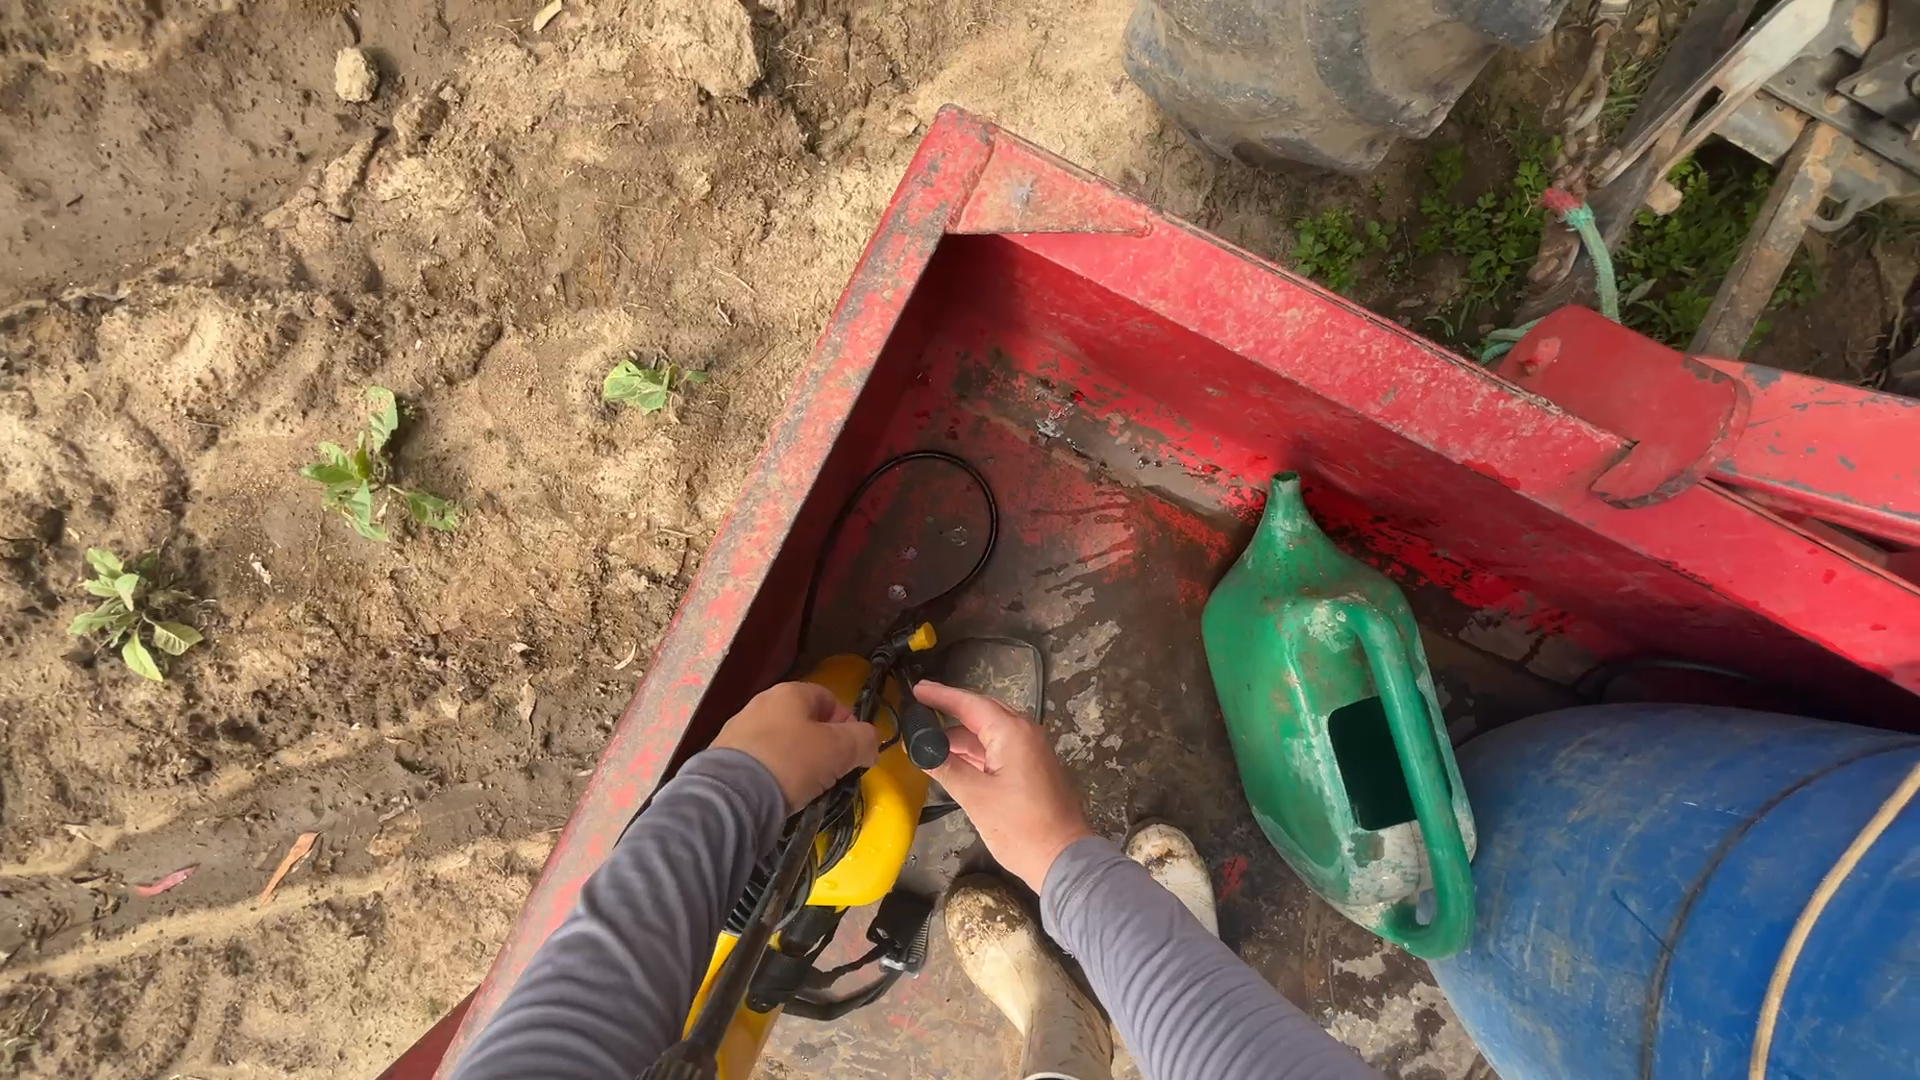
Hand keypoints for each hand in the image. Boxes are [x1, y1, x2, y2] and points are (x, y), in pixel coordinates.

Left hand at [711, 682, 878, 812]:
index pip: (830, 699)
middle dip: (823, 744)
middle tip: (832, 771)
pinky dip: (773, 774)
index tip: (853, 751)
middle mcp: (761, 703)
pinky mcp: (722, 758)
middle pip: (805, 721)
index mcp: (790, 692)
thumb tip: (870, 744)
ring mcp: (738, 729)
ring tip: (805, 787)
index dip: (847, 723)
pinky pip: (760, 761)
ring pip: (782, 742)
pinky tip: (778, 794)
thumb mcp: (841, 749)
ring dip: (797, 760)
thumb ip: (864, 740)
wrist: (730, 796)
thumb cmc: (792, 762)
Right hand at [915, 680, 1093, 891]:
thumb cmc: (1020, 827)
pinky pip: (997, 748)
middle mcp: (1024, 731)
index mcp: (1012, 731)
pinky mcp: (1030, 766)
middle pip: (980, 712)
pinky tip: (951, 759)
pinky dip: (974, 751)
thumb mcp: (976, 797)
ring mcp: (1029, 748)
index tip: (917, 689)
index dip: (941, 696)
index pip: (969, 703)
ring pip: (988, 732)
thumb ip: (946, 768)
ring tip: (927, 740)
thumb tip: (921, 751)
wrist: (1062, 858)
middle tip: (919, 709)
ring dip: (960, 736)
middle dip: (949, 712)